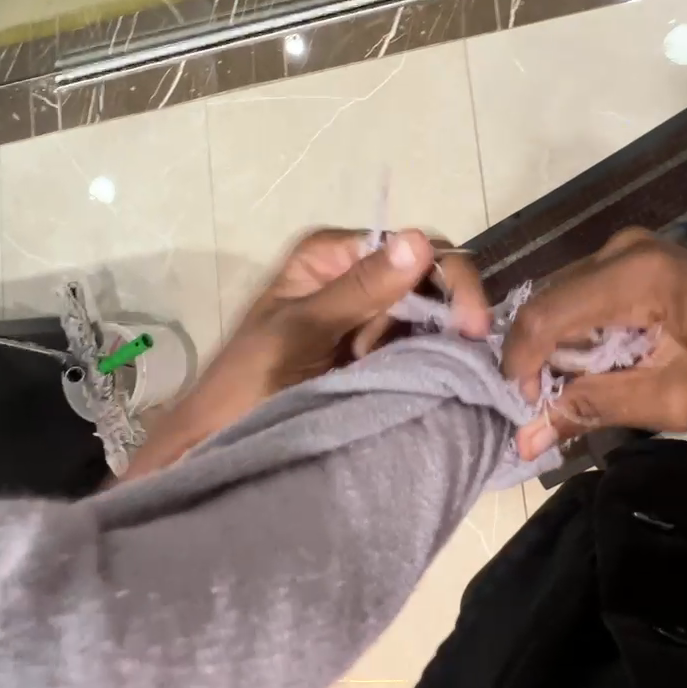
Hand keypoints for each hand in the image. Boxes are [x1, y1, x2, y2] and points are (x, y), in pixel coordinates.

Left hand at [120, 227, 489, 480]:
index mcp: (332, 254)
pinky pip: (421, 346)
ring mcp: (367, 315)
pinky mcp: (376, 352)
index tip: (470, 328)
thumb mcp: (301, 332)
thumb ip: (360, 290)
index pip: (411, 246)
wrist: (216, 447)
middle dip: (447, 317)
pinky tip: (444, 385)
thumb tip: (420, 240)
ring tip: (446, 382)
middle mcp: (354, 274)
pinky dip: (435, 364)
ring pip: (431, 315)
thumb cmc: (245, 383)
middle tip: (463, 365)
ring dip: (441, 345)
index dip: (449, 279)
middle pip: (428, 277)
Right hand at [503, 228, 686, 460]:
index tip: (521, 408)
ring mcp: (625, 249)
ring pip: (558, 298)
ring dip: (553, 347)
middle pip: (548, 302)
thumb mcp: (672, 401)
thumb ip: (595, 408)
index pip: (548, 313)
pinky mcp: (629, 259)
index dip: (522, 362)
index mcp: (638, 274)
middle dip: (535, 358)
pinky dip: (574, 333)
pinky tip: (589, 365)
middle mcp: (622, 248)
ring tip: (566, 391)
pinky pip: (579, 295)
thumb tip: (527, 436)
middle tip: (541, 407)